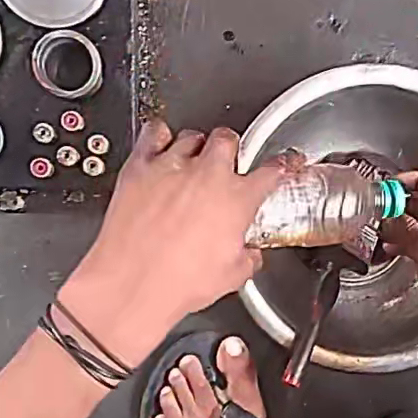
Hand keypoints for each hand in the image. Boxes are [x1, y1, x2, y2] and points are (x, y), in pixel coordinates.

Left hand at [57, 120, 286, 363]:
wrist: (133, 283)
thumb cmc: (179, 281)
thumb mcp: (232, 277)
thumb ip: (248, 257)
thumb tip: (250, 255)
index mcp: (238, 198)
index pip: (272, 170)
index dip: (283, 164)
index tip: (283, 163)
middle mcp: (207, 174)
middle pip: (228, 139)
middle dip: (231, 149)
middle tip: (227, 164)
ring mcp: (172, 167)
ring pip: (192, 135)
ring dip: (197, 147)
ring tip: (193, 161)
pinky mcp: (140, 168)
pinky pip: (153, 134)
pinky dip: (160, 136)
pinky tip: (161, 145)